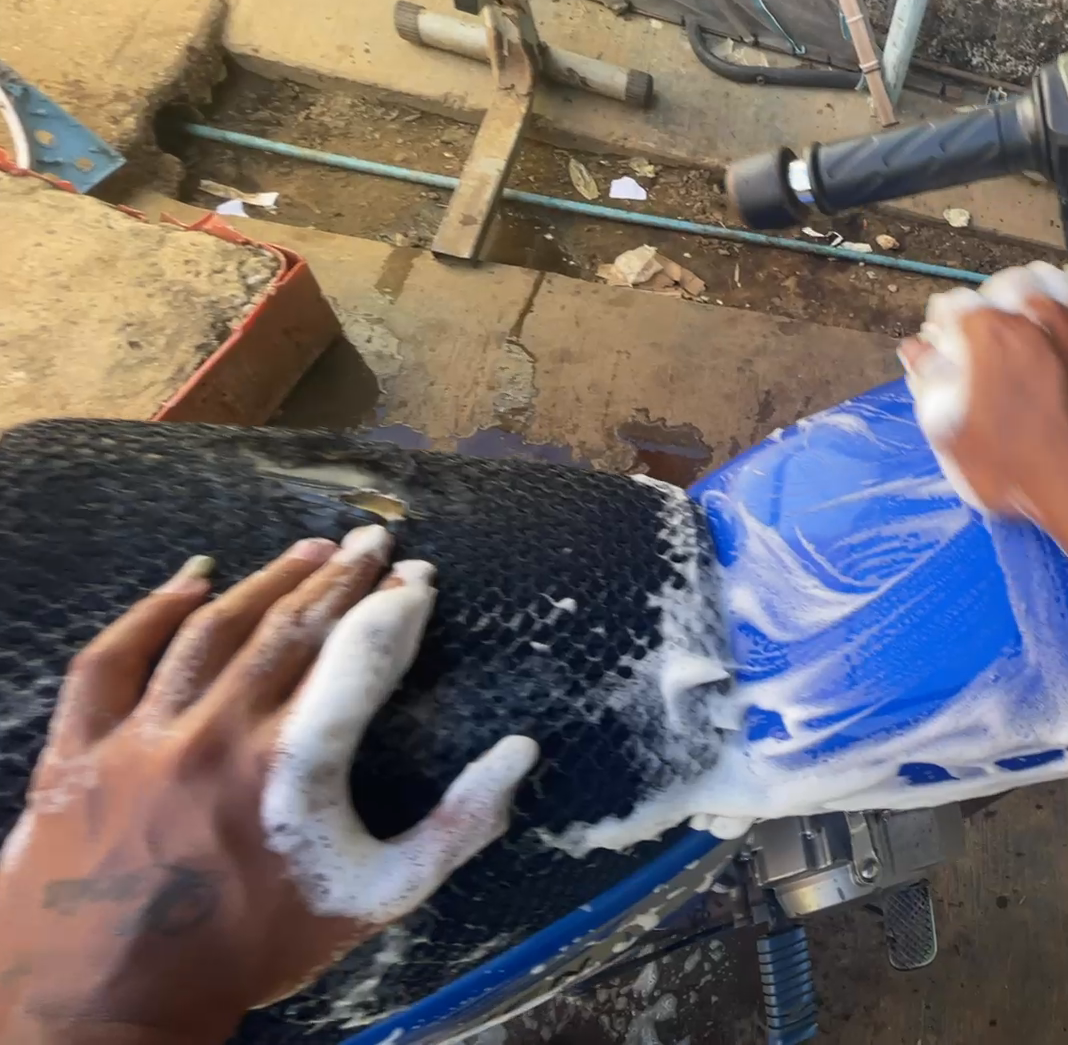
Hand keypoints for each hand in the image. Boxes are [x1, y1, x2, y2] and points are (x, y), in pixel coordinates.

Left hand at [0, 529, 538, 1044]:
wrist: (96, 1015)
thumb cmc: (258, 946)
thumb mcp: (386, 892)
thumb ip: (462, 822)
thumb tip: (523, 750)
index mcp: (296, 763)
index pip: (361, 652)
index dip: (399, 605)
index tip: (425, 575)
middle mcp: (216, 735)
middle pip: (292, 626)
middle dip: (346, 575)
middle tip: (381, 538)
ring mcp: (138, 742)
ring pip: (210, 631)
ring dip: (271, 580)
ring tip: (314, 547)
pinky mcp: (78, 759)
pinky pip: (106, 665)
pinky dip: (149, 613)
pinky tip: (191, 579)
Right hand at [901, 293, 1067, 539]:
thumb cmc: (1024, 473)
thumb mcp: (958, 441)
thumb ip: (932, 387)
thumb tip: (916, 351)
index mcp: (992, 333)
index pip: (956, 306)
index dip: (945, 321)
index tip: (945, 336)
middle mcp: (1041, 315)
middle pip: (1009, 286)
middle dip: (994, 301)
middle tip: (991, 328)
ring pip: (1060, 286)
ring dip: (1041, 296)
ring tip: (1035, 318)